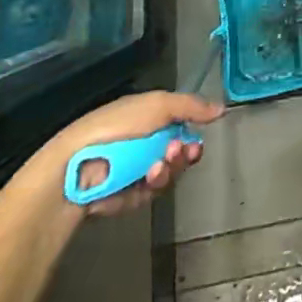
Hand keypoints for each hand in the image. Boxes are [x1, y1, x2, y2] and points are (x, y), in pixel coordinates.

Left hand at [36, 91, 224, 216]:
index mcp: (148, 117)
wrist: (79, 165)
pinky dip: (155, 183)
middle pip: (180, 150)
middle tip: (184, 151)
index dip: (194, 129)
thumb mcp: (158, 105)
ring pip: (171, 171)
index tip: (201, 134)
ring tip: (160, 164)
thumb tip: (222, 108)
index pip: (181, 123)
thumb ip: (191, 106)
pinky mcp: (131, 196)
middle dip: (185, 151)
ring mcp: (138, 170)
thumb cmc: (118, 126)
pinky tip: (149, 176)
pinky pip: (155, 191)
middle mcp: (145, 142)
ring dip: (171, 167)